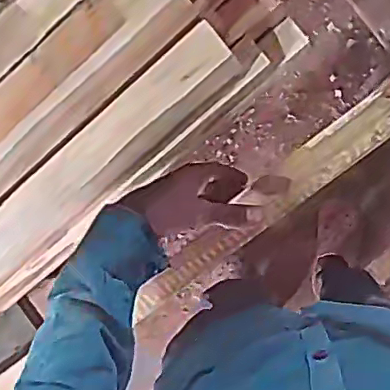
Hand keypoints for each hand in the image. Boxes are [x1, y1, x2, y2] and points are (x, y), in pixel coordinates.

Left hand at [119, 162, 252, 238]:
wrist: (131, 220)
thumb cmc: (168, 212)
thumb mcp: (204, 214)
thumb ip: (230, 215)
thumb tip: (258, 214)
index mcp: (195, 172)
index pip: (220, 169)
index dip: (234, 176)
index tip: (246, 183)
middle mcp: (183, 176)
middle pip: (208, 177)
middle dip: (224, 185)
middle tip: (238, 195)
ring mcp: (171, 187)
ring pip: (196, 187)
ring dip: (210, 195)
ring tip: (221, 207)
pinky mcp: (162, 200)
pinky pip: (186, 197)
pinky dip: (198, 203)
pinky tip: (199, 215)